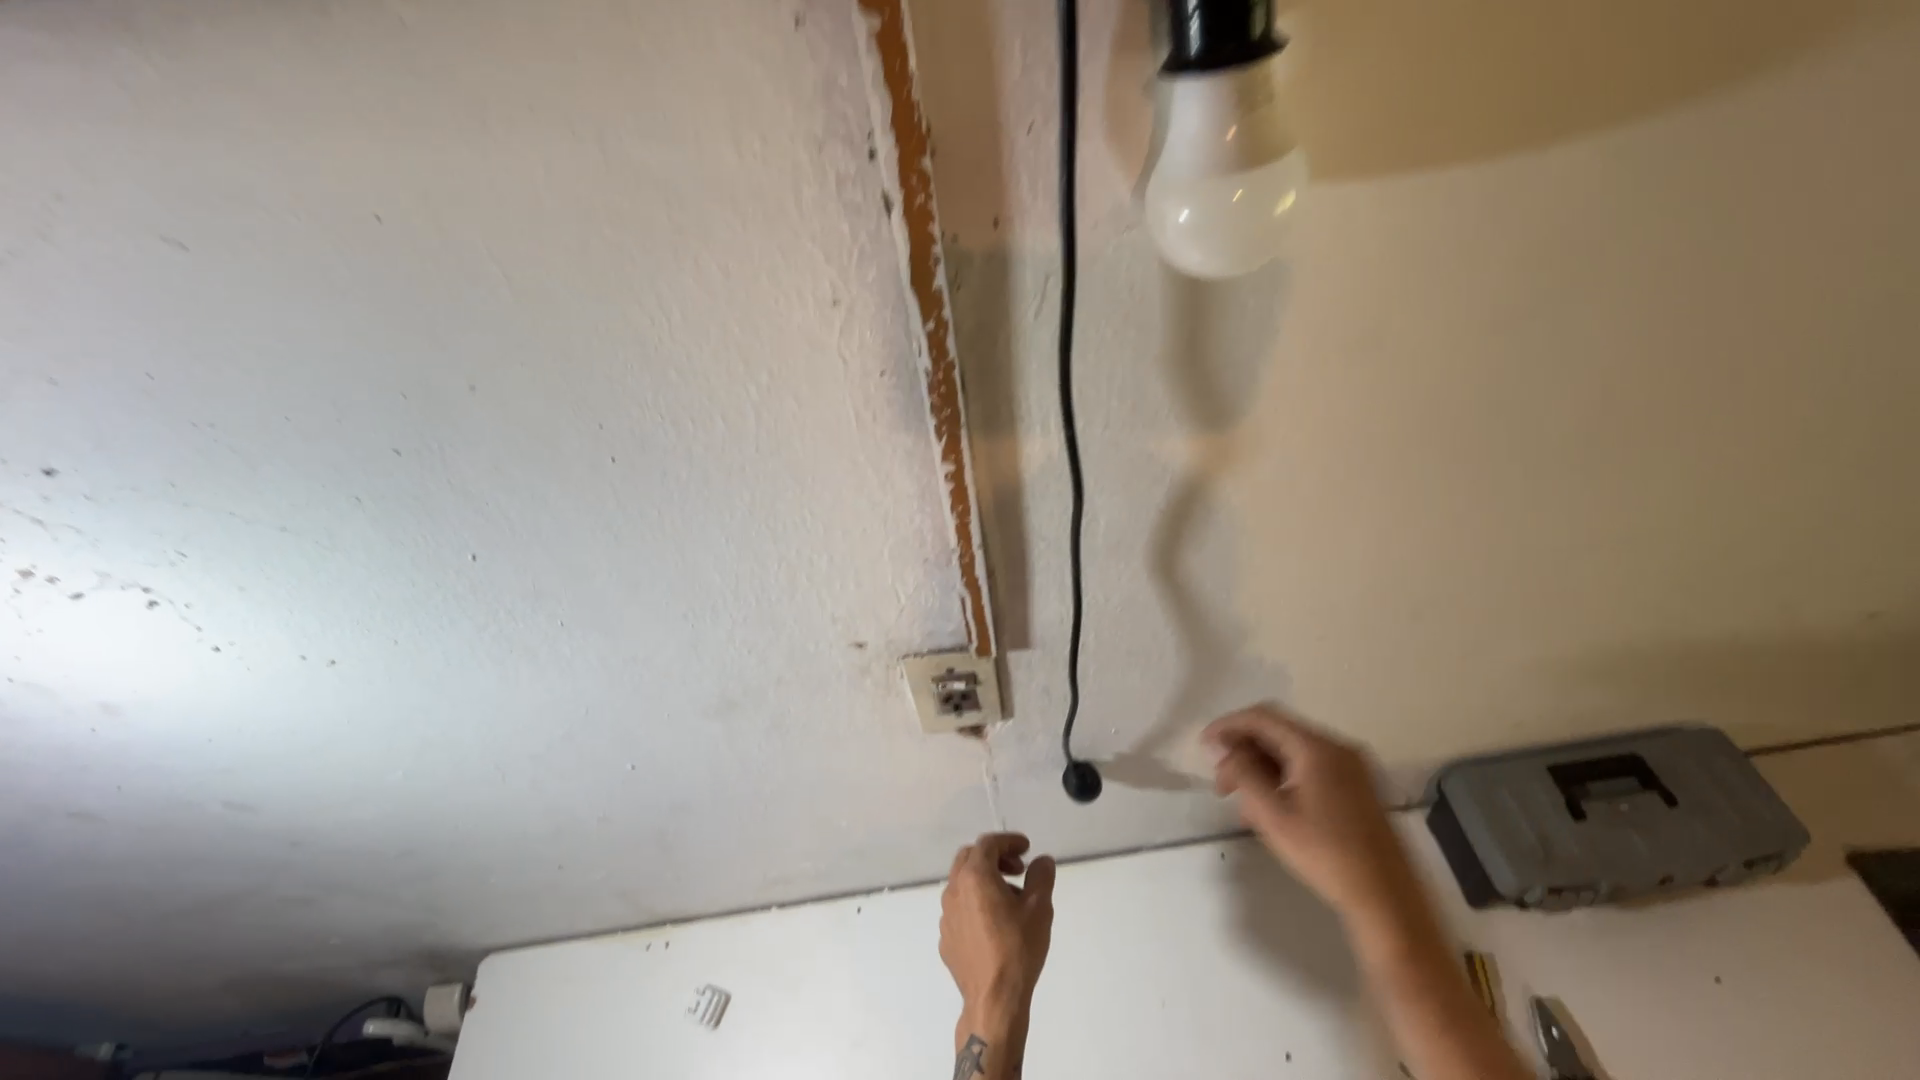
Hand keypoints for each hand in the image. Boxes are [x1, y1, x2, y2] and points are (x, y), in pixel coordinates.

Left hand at [939, 833, 1056, 1017]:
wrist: (994, 998)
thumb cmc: (1018, 948)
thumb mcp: (1040, 908)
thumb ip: (1041, 877)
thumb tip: (1042, 861)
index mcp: (974, 877)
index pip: (988, 844)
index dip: (1009, 841)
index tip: (1027, 849)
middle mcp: (954, 890)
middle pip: (969, 858)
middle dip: (994, 857)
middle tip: (1018, 870)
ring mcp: (946, 916)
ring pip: (962, 884)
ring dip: (985, 881)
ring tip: (1011, 900)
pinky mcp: (946, 938)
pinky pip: (959, 909)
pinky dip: (976, 904)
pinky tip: (995, 925)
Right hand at [1205, 704, 1417, 926]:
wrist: (1386, 896)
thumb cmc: (1326, 854)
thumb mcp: (1273, 815)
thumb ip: (1243, 774)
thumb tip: (1222, 749)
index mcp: (1317, 748)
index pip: (1262, 717)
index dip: (1227, 726)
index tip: (1204, 746)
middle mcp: (1337, 747)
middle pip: (1278, 731)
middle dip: (1243, 751)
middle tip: (1221, 784)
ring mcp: (1351, 766)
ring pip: (1293, 751)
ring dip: (1261, 766)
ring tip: (1241, 801)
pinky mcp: (1356, 785)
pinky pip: (1309, 767)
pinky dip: (1282, 776)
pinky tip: (1269, 806)